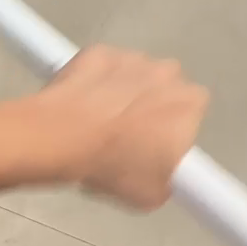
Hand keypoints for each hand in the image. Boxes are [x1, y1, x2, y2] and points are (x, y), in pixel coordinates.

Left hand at [26, 45, 208, 209]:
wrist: (56, 138)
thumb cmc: (109, 166)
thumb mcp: (151, 193)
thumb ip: (167, 179)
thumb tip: (160, 178)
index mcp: (190, 104)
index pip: (189, 114)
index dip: (169, 130)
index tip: (148, 145)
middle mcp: (168, 72)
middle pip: (162, 88)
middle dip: (147, 106)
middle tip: (119, 134)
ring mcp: (129, 57)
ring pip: (130, 74)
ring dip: (118, 90)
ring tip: (93, 119)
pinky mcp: (95, 52)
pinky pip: (99, 66)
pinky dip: (90, 78)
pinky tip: (76, 100)